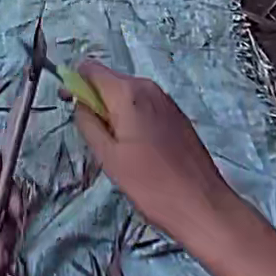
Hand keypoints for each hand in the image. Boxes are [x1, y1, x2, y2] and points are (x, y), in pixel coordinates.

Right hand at [70, 59, 240, 248]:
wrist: (204, 207)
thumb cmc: (151, 184)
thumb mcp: (108, 156)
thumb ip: (87, 122)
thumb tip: (79, 103)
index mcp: (127, 93)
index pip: (89, 68)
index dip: (74, 82)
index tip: (71, 106)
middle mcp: (147, 87)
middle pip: (109, 80)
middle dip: (95, 100)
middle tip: (95, 136)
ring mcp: (165, 99)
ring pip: (126, 93)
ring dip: (114, 110)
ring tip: (119, 147)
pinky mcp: (176, 113)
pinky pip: (143, 104)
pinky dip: (132, 116)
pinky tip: (139, 148)